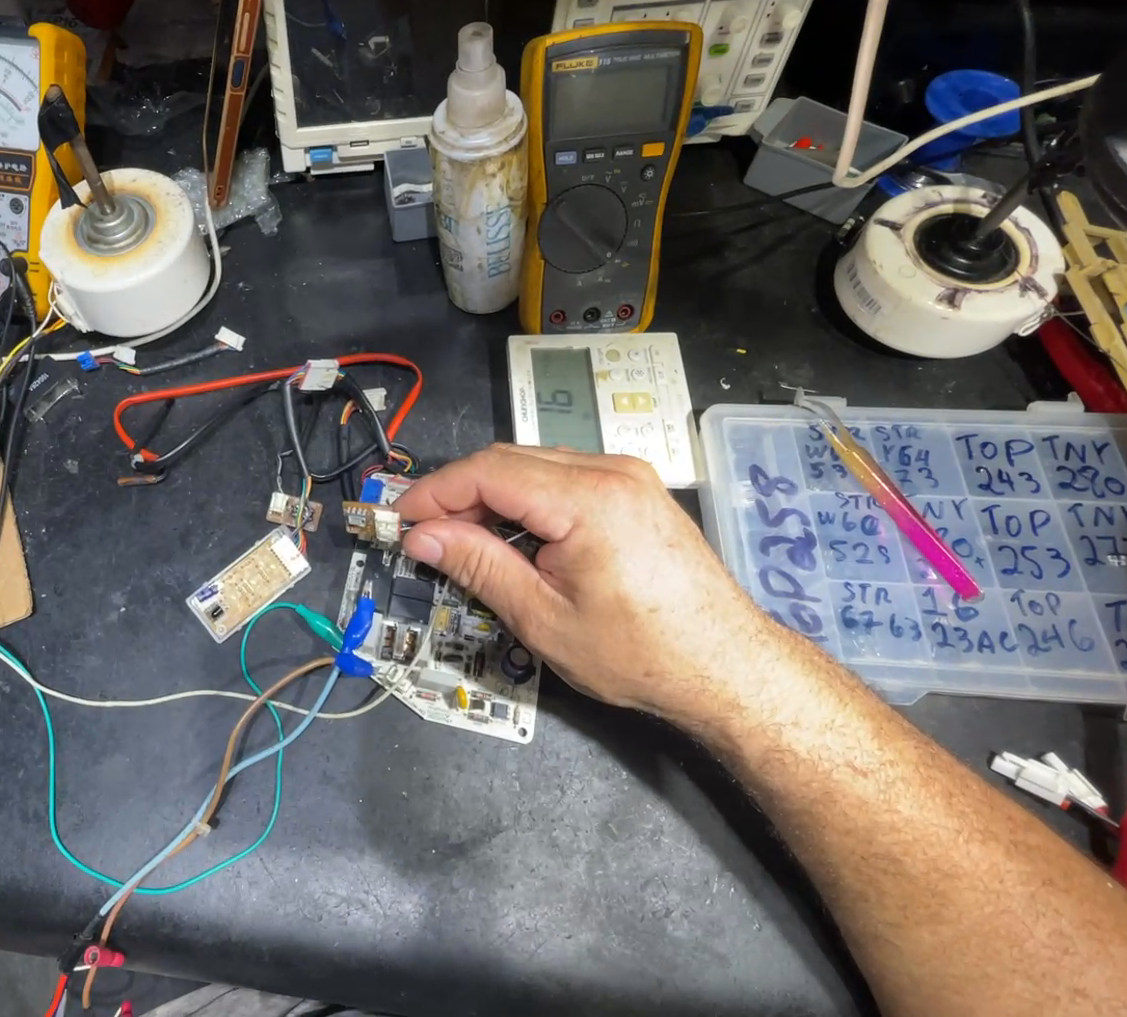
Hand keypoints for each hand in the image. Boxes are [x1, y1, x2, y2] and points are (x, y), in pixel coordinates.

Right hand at [396, 445, 802, 730]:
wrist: (728, 667)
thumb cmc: (635, 652)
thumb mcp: (542, 617)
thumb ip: (477, 565)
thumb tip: (420, 536)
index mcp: (587, 497)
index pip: (488, 471)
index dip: (435, 492)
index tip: (399, 520)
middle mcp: (609, 469)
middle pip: (508, 460)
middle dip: (457, 493)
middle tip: (423, 535)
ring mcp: (627, 475)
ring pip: (533, 465)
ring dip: (488, 495)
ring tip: (460, 538)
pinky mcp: (634, 489)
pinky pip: (560, 477)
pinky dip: (522, 499)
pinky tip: (509, 534)